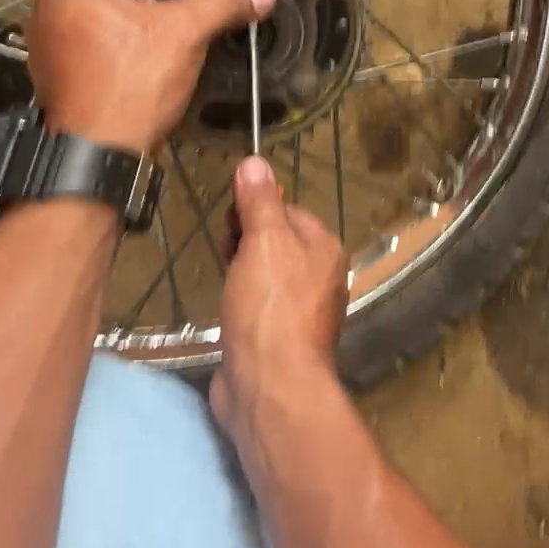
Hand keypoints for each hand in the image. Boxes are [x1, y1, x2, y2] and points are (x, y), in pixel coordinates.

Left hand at [29, 0, 274, 153]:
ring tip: (168, 1)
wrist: (96, 154)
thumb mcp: (184, 35)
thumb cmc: (131, 83)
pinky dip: (117, 19)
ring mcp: (49, 35)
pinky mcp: (59, 64)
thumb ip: (222, 4)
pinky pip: (87, 24)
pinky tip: (152, 39)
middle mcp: (49, 1)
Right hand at [210, 155, 348, 434]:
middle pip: (278, 242)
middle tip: (225, 251)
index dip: (256, 210)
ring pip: (267, 274)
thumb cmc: (270, 307)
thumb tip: (255, 161)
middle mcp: (321, 276)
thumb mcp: (263, 242)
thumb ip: (259, 202)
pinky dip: (241, 301)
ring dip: (242, 271)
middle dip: (247, 240)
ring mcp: (302, 311)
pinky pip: (260, 305)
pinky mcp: (280, 339)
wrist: (270, 386)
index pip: (289, 210)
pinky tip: (226, 310)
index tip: (229, 221)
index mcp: (325, 248)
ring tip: (223, 278)